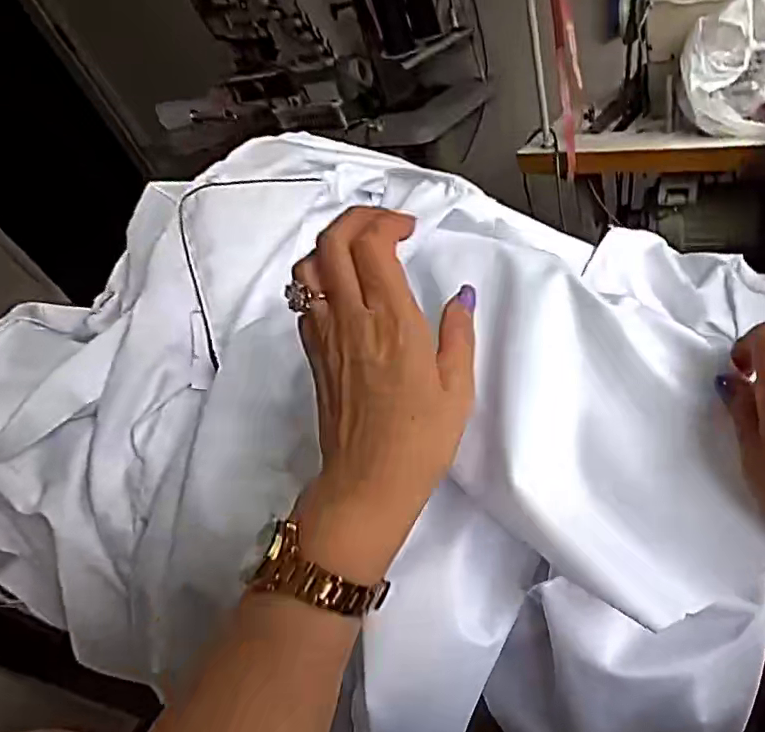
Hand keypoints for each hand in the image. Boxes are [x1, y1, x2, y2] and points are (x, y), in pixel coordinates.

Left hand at [291, 207, 474, 582]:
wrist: (371, 479)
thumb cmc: (421, 439)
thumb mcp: (458, 389)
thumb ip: (458, 336)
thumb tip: (460, 298)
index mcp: (394, 323)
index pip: (372, 246)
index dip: (386, 223)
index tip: (409, 228)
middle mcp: (352, 319)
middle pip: (332, 242)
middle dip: (356, 219)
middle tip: (384, 225)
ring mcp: (326, 335)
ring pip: (309, 265)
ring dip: (331, 245)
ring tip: (360, 253)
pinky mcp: (315, 354)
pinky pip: (304, 298)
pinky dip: (320, 278)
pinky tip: (343, 292)